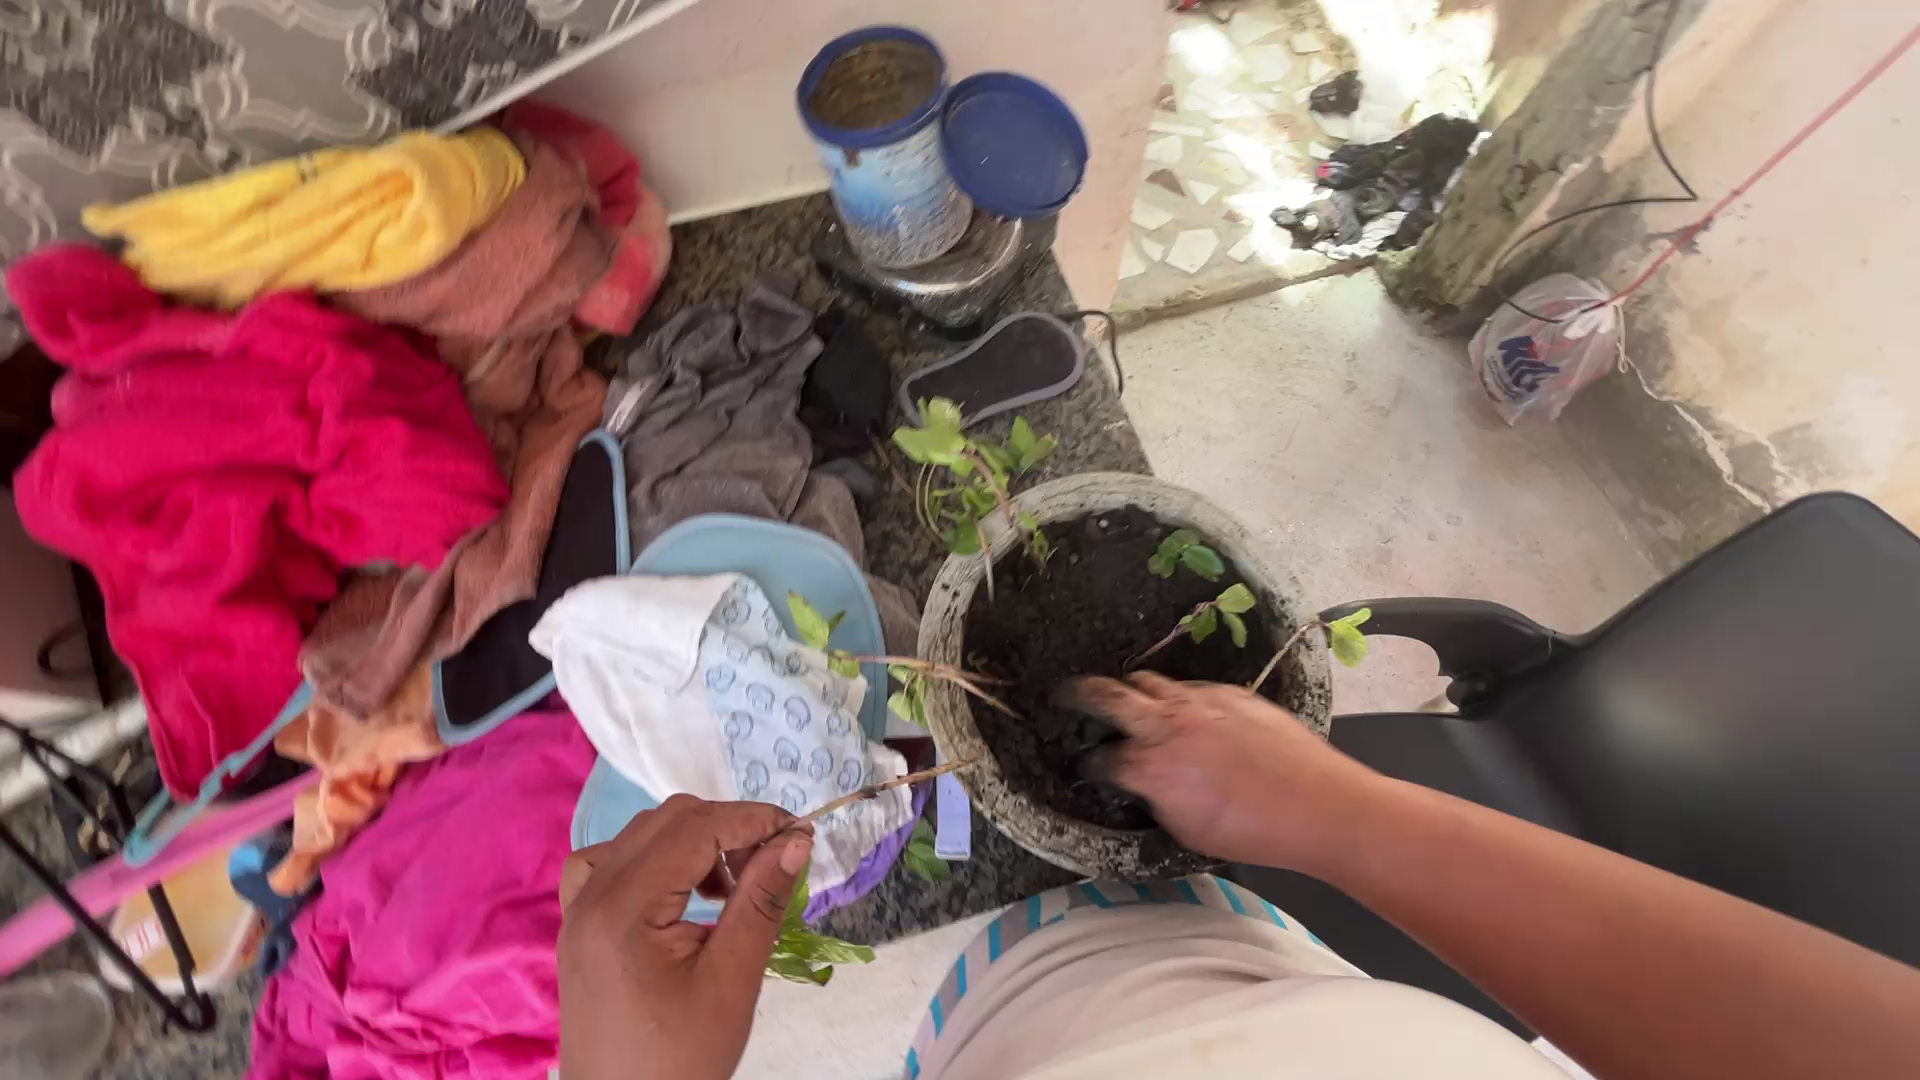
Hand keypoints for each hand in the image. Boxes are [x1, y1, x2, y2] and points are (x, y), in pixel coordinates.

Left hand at [557, 794, 813, 1079]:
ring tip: (730, 886)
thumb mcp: (732, 980)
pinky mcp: (579, 925)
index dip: (753, 819)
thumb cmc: (680, 1060)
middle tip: (769, 864)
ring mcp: (577, 909)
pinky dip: (655, 856)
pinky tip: (678, 887)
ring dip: (696, 840)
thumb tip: (798, 838)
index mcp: (622, 909)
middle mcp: (591, 896)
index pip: (696, 827)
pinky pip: (611, 860)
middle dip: (729, 827)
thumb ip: (762, 899)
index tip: (799, 834)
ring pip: (644, 833)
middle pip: (670, 820)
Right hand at [1064, 673, 1379, 870]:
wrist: (1320, 805)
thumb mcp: (1188, 830)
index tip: (1081, 765)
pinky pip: (1189, 687)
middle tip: (1064, 693)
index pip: (1100, 759)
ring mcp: (1198, 702)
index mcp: (1151, 767)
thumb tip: (1142, 784)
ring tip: (1125, 696)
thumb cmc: (1253, 831)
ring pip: (1147, 681)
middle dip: (1078, 693)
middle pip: (1107, 695)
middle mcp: (1166, 725)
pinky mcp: (1229, 693)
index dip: (1086, 763)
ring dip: (1129, 689)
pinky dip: (1175, 696)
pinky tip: (1185, 710)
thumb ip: (1155, 798)